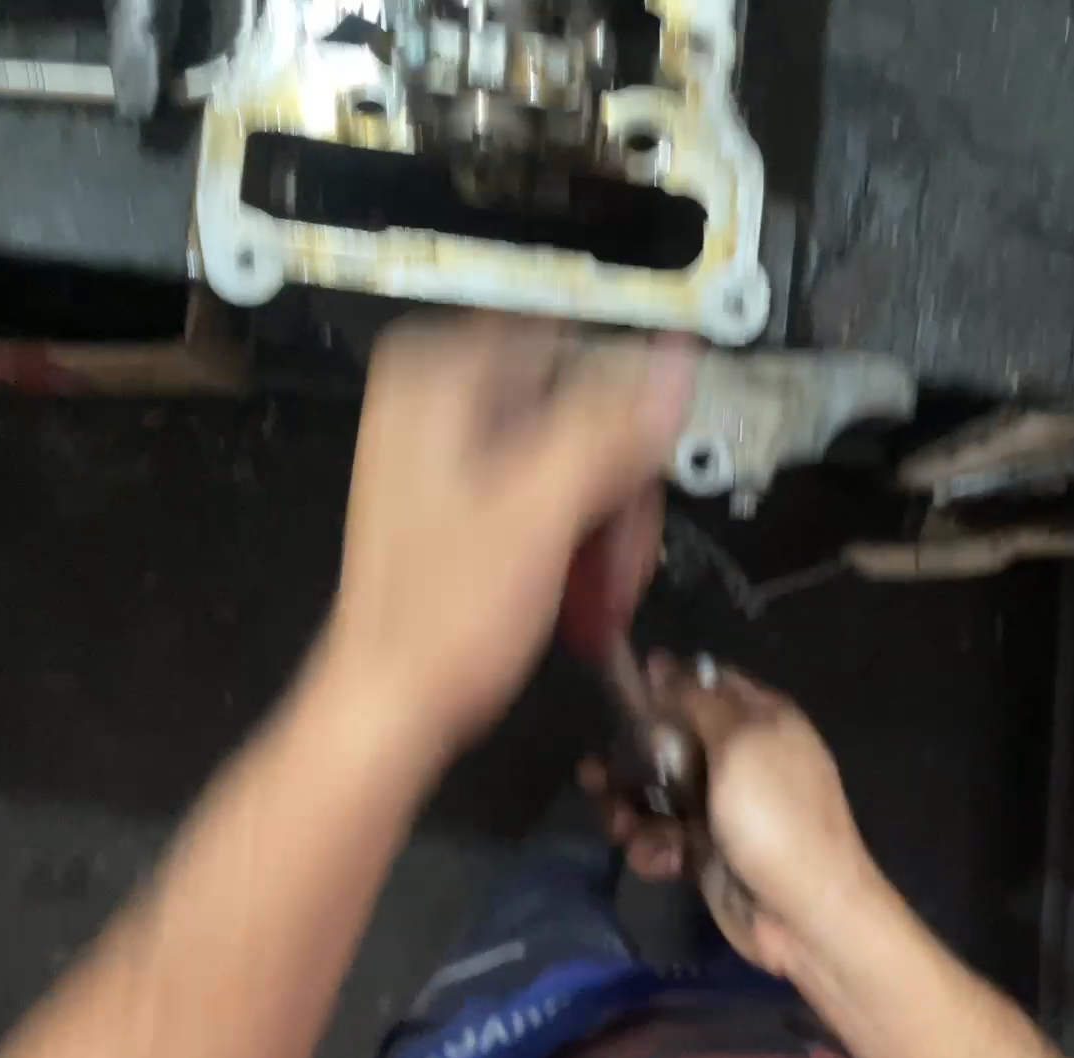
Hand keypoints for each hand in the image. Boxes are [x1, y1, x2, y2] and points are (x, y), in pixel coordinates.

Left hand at [322, 316, 694, 762]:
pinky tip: (590, 580)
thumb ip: (610, 431)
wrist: (398, 701)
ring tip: (606, 580)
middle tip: (622, 544)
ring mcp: (467, 452)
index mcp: (440, 380)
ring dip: (612, 520)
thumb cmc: (444, 618)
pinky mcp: (485, 495)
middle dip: (620, 483)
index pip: (572, 340)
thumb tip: (675, 363)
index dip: (627, 396)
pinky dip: (590, 534)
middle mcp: (448, 402)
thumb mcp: (540, 514)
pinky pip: (567, 488)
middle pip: (588, 407)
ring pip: (587, 454)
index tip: (645, 456)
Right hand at [583, 656, 877, 973]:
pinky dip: (656, 845)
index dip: (669, 683)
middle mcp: (740, 756)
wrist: (803, 913)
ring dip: (631, 806)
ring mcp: (722, 804)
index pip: (709, 683)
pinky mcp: (705, 847)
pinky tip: (663, 858)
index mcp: (760, 719)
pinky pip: (664, 833)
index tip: (627, 687)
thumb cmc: (775, 814)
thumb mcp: (740, 743)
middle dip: (633, 754)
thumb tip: (663, 661)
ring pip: (658, 790)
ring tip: (617, 821)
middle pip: (673, 737)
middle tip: (598, 770)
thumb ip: (697, 701)